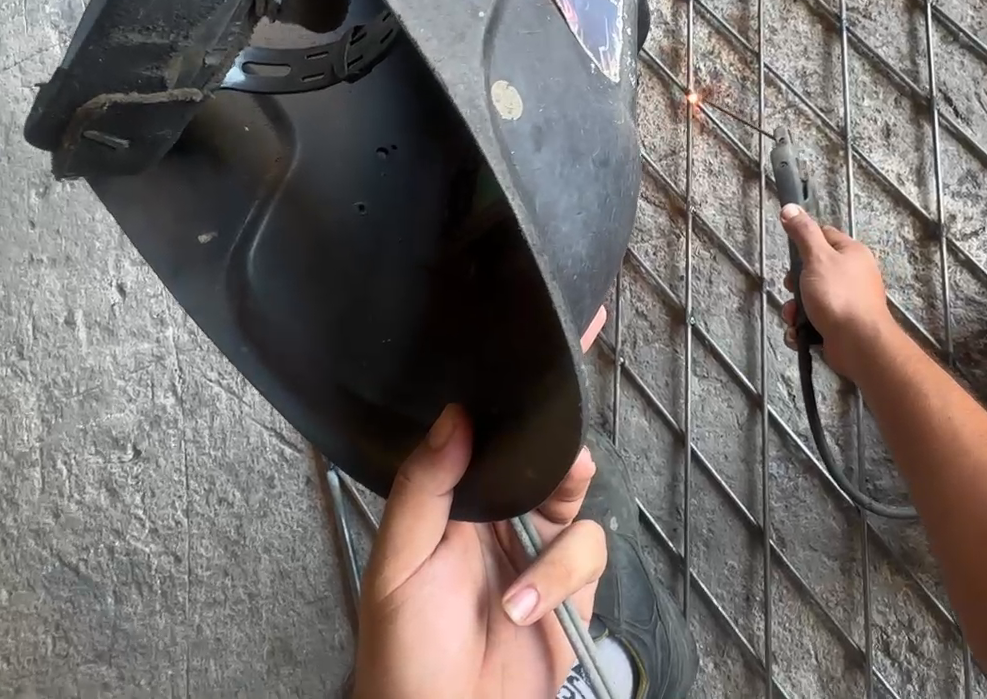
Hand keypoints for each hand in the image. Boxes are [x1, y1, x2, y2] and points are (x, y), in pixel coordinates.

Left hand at [354, 307, 610, 698]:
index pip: (486, 425)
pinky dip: (561, 574)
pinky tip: (526, 606)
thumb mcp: (397, 569)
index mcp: (456, 494)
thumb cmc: (404, 654)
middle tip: (560, 442)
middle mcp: (501, 508)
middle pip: (544, 446)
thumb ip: (423, 488)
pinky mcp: (573, 580)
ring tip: (544, 526)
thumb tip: (457, 413)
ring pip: (577, 487)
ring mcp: (539, 542)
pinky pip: (589, 547)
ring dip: (563, 505)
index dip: (514, 384)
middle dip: (558, 438)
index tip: (549, 332)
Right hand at [778, 203, 899, 382]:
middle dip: (795, 283)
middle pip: (813, 270)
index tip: (792, 254)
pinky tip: (799, 333)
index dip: (804, 242)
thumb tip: (790, 208)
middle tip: (792, 288)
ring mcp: (847, 302)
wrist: (859, 344)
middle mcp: (852, 275)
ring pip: (810, 298)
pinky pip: (814, 321)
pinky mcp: (840, 325)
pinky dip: (803, 328)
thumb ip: (803, 232)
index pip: (824, 235)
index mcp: (852, 253)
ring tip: (794, 317)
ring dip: (796, 309)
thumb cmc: (839, 296)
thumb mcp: (817, 257)